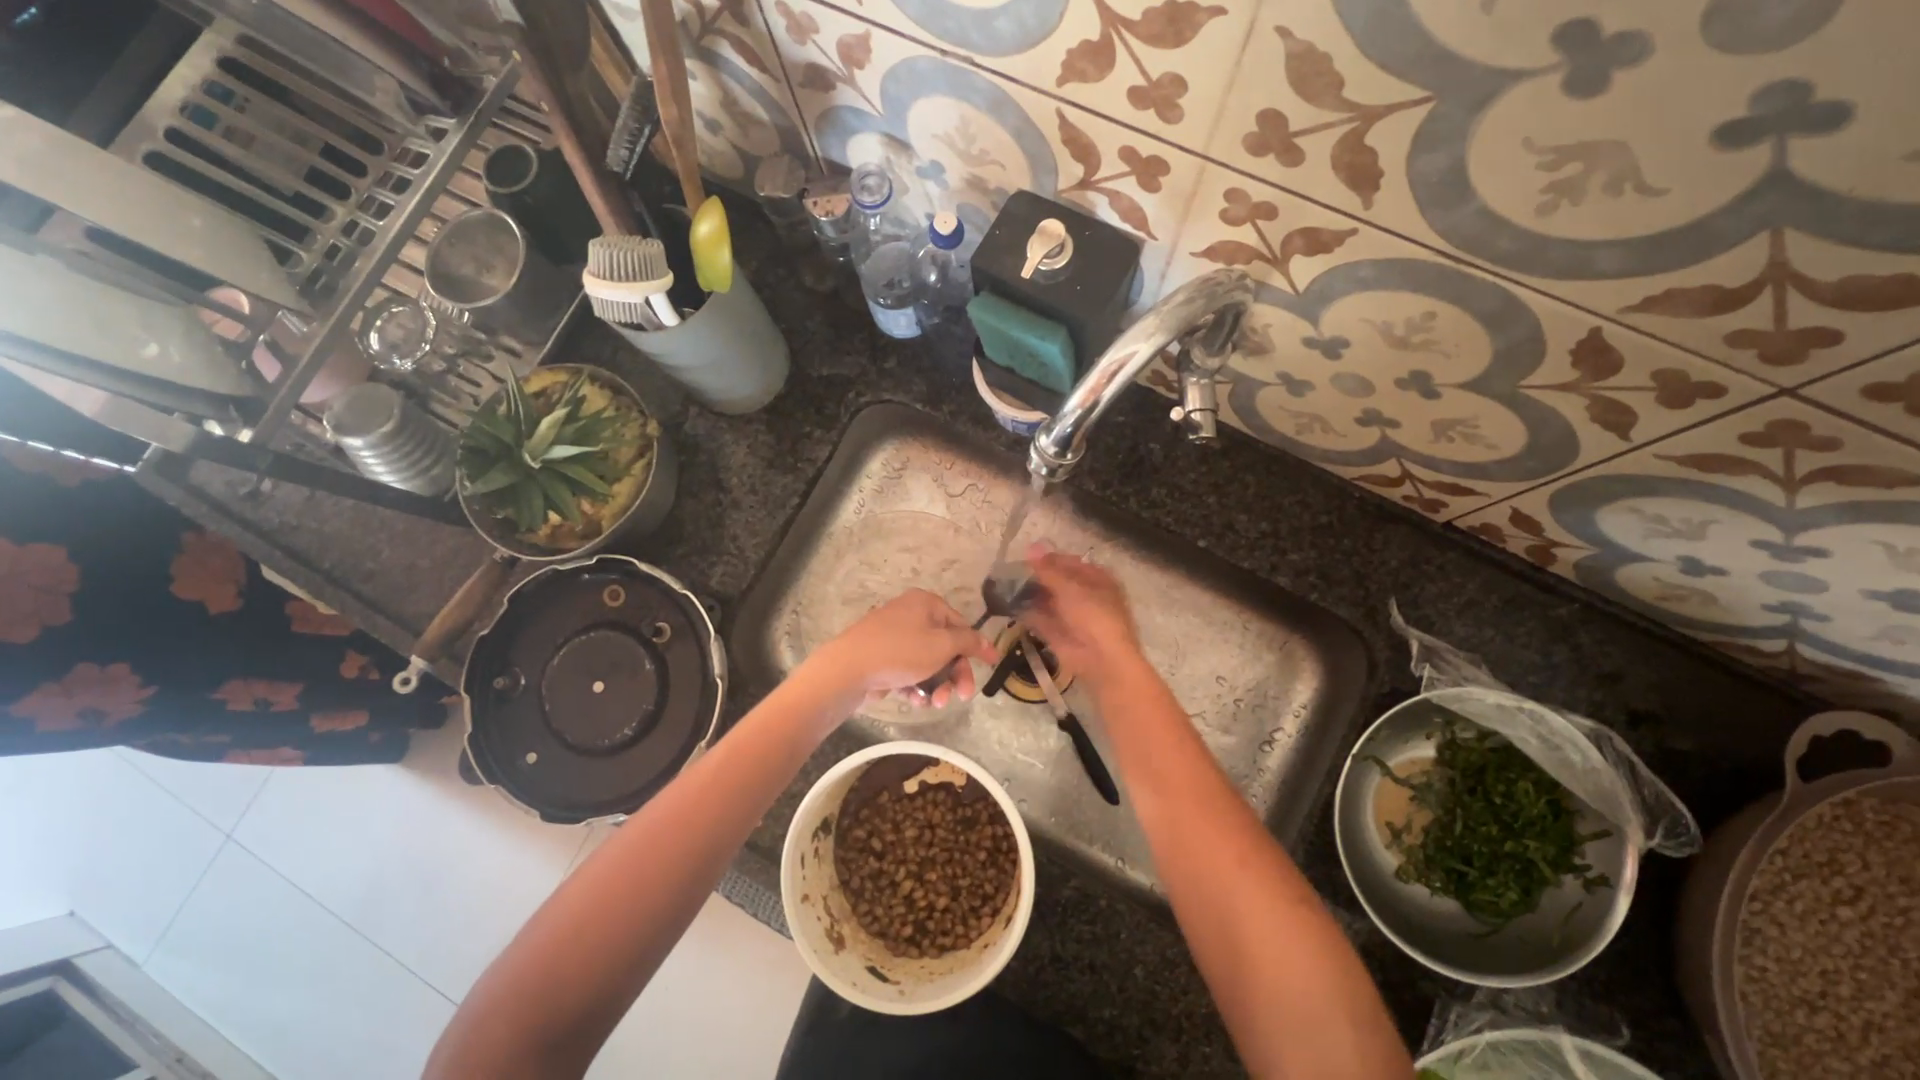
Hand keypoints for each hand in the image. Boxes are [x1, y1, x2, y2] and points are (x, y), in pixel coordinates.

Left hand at [812, 589, 996, 707]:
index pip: (960, 624)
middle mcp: (910, 616)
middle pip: (945, 647)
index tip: (991, 665)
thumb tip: (986, 642)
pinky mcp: (882, 659)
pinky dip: (916, 686)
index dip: (976, 647)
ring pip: (928, 663)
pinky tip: (916, 701)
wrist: (849, 669)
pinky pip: (909, 672)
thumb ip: (968, 642)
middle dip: (954, 674)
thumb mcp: (942, 645)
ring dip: (937, 684)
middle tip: (961, 696)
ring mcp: (894, 638)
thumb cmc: (901, 651)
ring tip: (934, 703)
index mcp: (925, 604)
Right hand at [1018, 542, 1146, 691]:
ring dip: (1028, 593)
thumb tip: (1031, 547)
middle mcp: (1084, 594)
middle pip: (1056, 581)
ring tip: (1003, 585)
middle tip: (1009, 571)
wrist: (1101, 659)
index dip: (1048, 559)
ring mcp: (1070, 615)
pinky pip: (1039, 618)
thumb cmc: (1093, 615)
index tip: (1025, 557)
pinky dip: (1025, 612)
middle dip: (1035, 577)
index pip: (1069, 562)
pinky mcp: (1057, 633)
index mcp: (1096, 578)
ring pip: (1046, 599)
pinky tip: (1007, 604)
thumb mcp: (1070, 587)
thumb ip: (1048, 570)